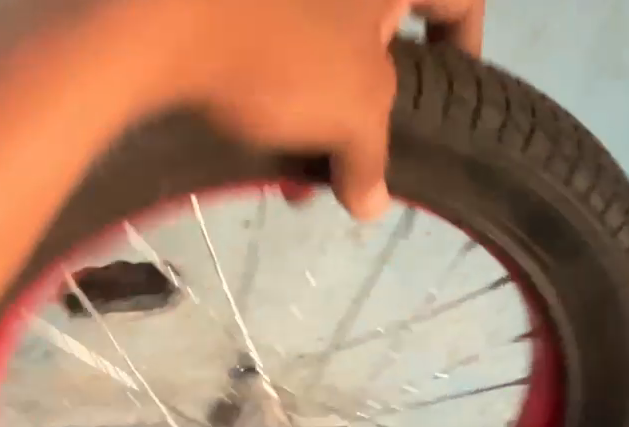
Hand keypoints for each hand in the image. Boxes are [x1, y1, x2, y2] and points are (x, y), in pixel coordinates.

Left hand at [174, 0, 485, 219]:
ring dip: (318, 116)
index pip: (457, 0)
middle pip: (380, 35)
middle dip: (368, 109)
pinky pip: (277, 50)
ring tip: (296, 179)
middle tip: (355, 165)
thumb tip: (375, 204)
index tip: (456, 99)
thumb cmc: (284, 54)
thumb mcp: (351, 113)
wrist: (163, 24)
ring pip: (324, 51)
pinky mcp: (243, 12)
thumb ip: (373, 157)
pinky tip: (260, 148)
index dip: (464, 49)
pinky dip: (279, 96)